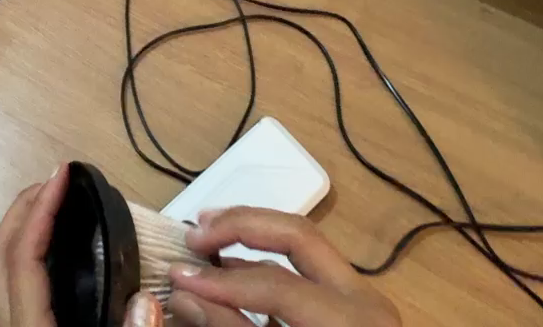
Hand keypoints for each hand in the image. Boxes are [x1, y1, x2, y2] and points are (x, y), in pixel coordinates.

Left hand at [0, 165, 161, 326]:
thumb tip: (146, 300)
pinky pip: (12, 277)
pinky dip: (28, 247)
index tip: (63, 174)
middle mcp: (9, 324)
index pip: (21, 257)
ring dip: (23, 224)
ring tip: (57, 200)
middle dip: (26, 206)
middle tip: (58, 179)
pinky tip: (57, 244)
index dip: (40, 209)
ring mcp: (11, 326)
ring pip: (0, 265)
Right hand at [168, 208, 399, 326]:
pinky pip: (308, 264)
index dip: (221, 281)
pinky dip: (268, 253)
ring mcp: (366, 299)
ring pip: (304, 239)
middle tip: (194, 232)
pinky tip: (235, 260)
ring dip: (253, 228)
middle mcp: (366, 301)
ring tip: (207, 227)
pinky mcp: (357, 305)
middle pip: (296, 234)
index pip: (276, 285)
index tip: (177, 276)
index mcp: (351, 324)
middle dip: (240, 225)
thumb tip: (184, 294)